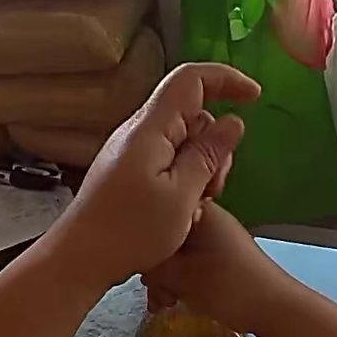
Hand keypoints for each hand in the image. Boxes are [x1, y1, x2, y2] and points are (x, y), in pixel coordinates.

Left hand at [45, 63, 259, 287]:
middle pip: (192, 114)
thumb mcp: (182, 197)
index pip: (191, 80)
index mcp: (151, 129)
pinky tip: (184, 207)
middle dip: (215, 143)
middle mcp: (140, 131)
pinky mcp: (129, 169)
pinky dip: (185, 177)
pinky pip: (168, 159)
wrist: (81, 257)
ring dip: (202, 166)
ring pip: (184, 139)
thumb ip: (208, 156)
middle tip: (215, 188)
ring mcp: (133, 151)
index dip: (227, 79)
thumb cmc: (130, 231)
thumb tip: (234, 122)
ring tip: (197, 204)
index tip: (256, 98)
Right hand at [143, 202, 302, 335]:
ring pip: (173, 255)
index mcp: (199, 211)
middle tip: (156, 295)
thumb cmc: (228, 286)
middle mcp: (206, 219)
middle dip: (154, 269)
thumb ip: (151, 264)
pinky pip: (187, 265)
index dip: (142, 243)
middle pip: (163, 238)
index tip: (136, 268)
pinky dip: (177, 282)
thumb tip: (131, 259)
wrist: (275, 309)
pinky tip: (172, 303)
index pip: (156, 215)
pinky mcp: (218, 258)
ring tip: (164, 304)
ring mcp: (213, 238)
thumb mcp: (181, 276)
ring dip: (164, 280)